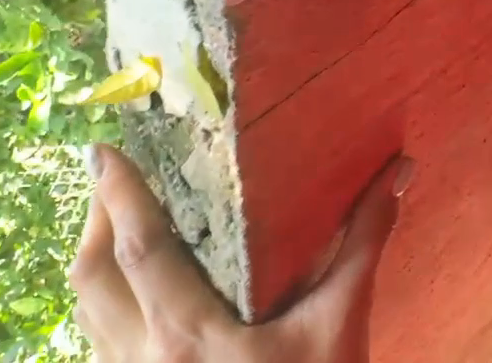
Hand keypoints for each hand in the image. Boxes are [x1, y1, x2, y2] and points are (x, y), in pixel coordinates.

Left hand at [69, 144, 409, 362]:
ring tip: (123, 217)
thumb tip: (400, 170)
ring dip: (99, 259)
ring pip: (91, 314)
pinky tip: (143, 285)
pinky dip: (111, 298)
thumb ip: (365, 239)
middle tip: (114, 173)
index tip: (104, 149)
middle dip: (96, 220)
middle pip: (93, 281)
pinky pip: (104, 340)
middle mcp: (143, 362)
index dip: (121, 197)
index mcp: (188, 336)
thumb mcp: (342, 319)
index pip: (142, 252)